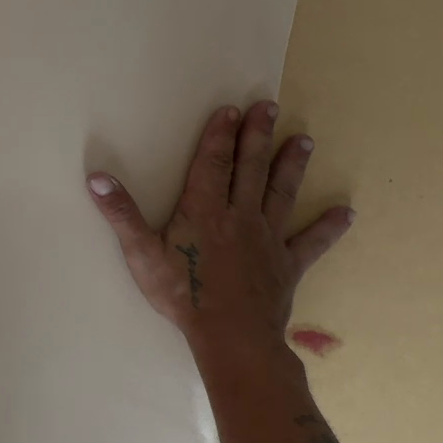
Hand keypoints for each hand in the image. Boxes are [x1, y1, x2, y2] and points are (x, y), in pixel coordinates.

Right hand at [87, 101, 353, 356]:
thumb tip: (97, 178)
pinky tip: (345, 213)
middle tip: (269, 107)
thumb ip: (120, 214)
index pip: (212, 164)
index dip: (219, 135)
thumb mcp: (139, 252)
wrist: (231, 335)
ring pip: (281, 194)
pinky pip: (311, 242)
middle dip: (257, 136)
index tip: (230, 109)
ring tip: (303, 140)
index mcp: (204, 210)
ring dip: (291, 166)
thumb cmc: (181, 291)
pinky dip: (329, 227)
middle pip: (250, 169)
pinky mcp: (287, 264)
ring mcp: (268, 239)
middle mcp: (239, 216)